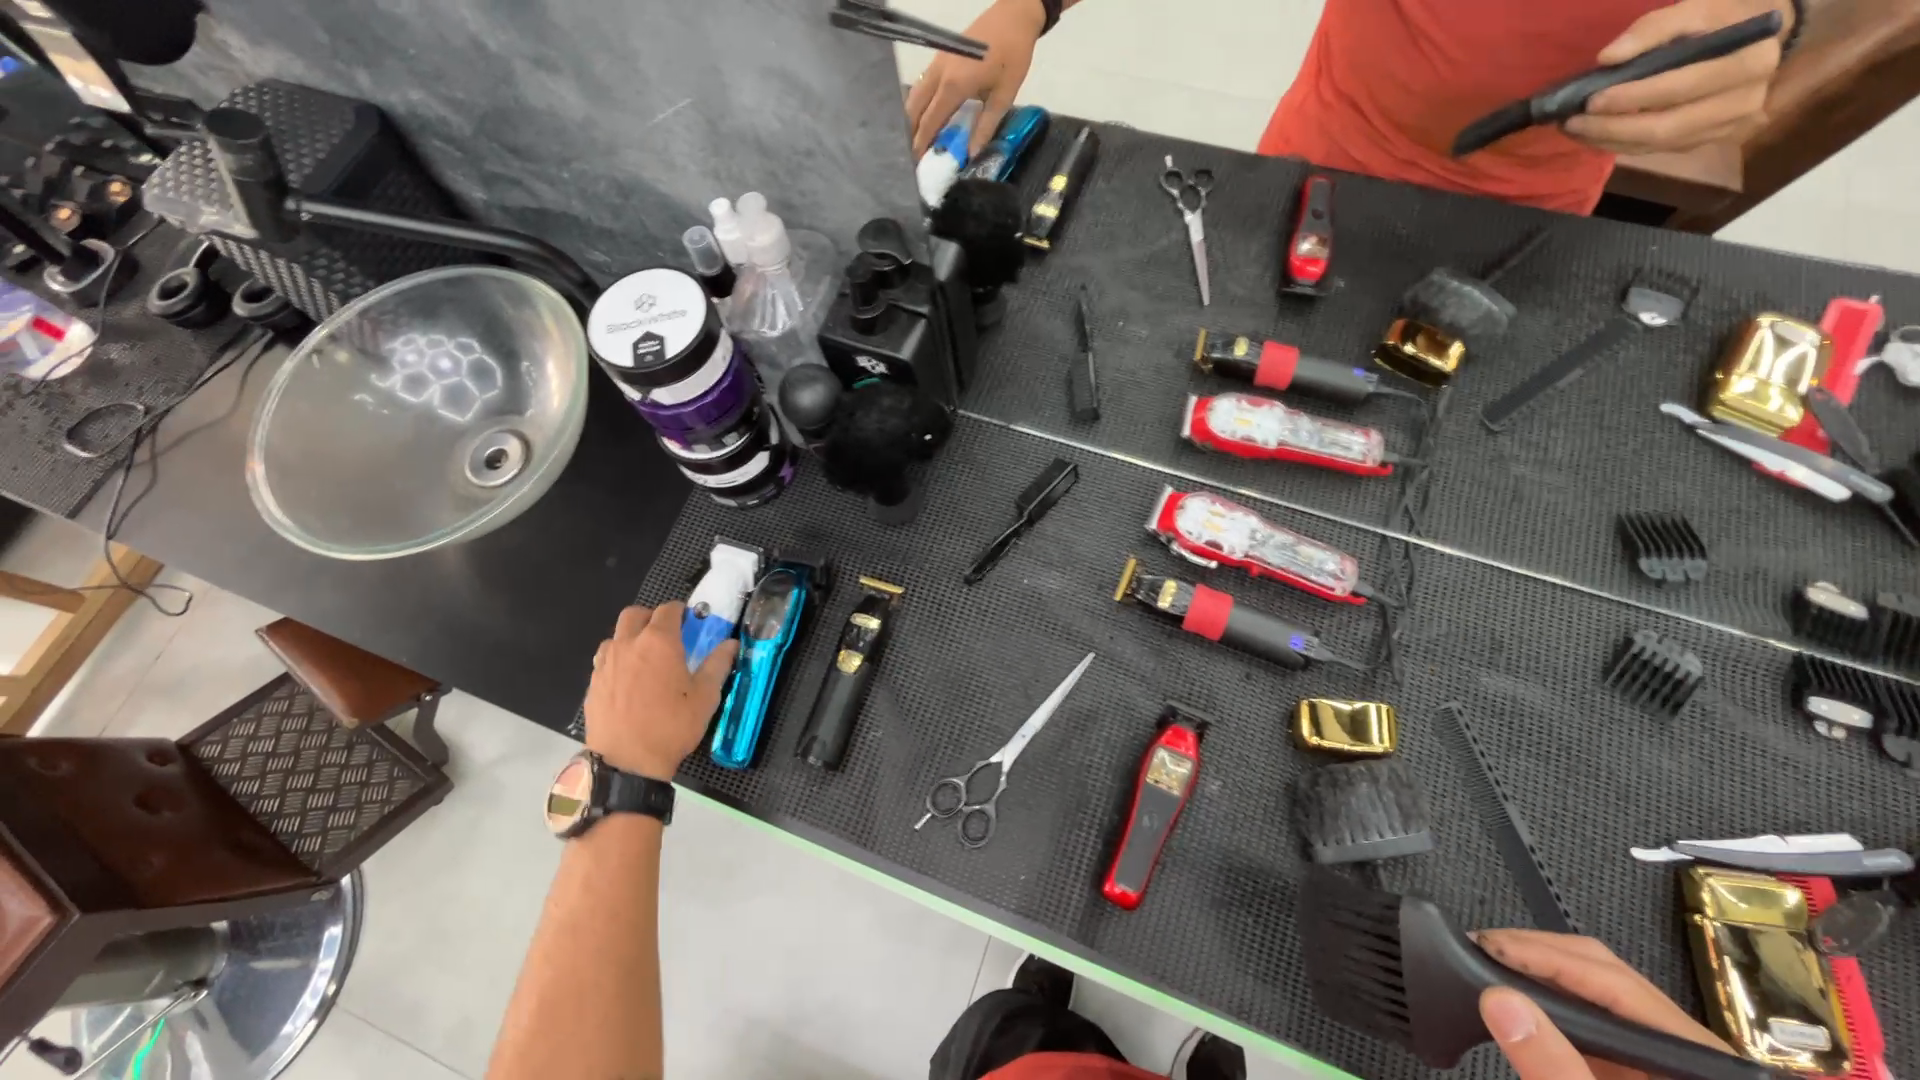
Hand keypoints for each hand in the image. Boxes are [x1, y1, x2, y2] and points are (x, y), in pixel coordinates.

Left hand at [584, 602, 736, 779]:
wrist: (626, 762)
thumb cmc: (671, 726)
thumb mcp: (705, 697)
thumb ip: (717, 665)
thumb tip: (730, 644)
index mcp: (659, 642)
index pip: (669, 609)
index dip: (682, 612)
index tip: (691, 624)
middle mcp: (628, 644)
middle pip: (635, 614)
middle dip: (652, 618)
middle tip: (668, 638)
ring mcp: (606, 662)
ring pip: (617, 635)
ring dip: (632, 638)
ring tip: (647, 660)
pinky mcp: (593, 682)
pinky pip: (605, 659)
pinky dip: (618, 660)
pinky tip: (630, 682)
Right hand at [904, 0, 1044, 157]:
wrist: (1013, 15)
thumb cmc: (1012, 56)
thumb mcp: (1004, 95)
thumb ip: (985, 126)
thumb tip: (971, 153)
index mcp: (953, 85)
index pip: (930, 121)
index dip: (921, 143)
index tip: (915, 162)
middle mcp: (938, 74)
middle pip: (915, 108)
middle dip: (911, 132)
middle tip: (912, 154)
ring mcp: (936, 62)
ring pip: (915, 95)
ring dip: (913, 117)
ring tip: (916, 138)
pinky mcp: (940, 56)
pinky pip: (922, 84)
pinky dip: (919, 103)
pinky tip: (926, 114)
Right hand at [1475, 930, 1733, 1079]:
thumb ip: (1555, 1067)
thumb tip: (1498, 999)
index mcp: (1694, 1052)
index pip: (1613, 979)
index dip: (1546, 955)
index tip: (1486, 945)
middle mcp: (1679, 1041)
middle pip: (1603, 972)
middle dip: (1535, 953)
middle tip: (1474, 949)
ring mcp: (1652, 1052)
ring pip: (1590, 987)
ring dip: (1532, 969)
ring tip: (1482, 962)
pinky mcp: (1625, 1062)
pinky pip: (1582, 1011)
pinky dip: (1538, 995)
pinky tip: (1506, 992)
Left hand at [1565, 0, 1791, 155]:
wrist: (1753, 40)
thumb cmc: (1719, 20)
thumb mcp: (1693, 10)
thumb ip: (1652, 29)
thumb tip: (1608, 57)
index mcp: (1750, 61)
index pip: (1681, 88)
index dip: (1633, 98)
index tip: (1591, 100)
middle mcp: (1744, 101)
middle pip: (1664, 127)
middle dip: (1611, 127)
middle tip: (1572, 122)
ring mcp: (1725, 127)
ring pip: (1655, 145)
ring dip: (1607, 140)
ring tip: (1573, 129)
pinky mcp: (1704, 141)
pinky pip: (1653, 151)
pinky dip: (1617, 144)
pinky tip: (1592, 134)